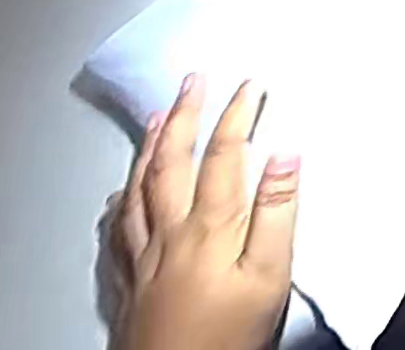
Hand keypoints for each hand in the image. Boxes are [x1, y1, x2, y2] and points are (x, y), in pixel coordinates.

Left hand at [112, 76, 299, 349]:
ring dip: (150, 148)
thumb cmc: (232, 330)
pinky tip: (121, 191)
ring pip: (138, 191)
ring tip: (159, 116)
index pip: (224, 155)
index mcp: (209, 226)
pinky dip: (122, 201)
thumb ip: (279, 209)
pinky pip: (117, 232)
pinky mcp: (128, 285)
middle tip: (192, 80)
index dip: (237, 114)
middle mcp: (169, 234)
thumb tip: (287, 151)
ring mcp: (142, 260)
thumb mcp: (271, 271)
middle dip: (185, 116)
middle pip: (171, 164)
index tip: (251, 83)